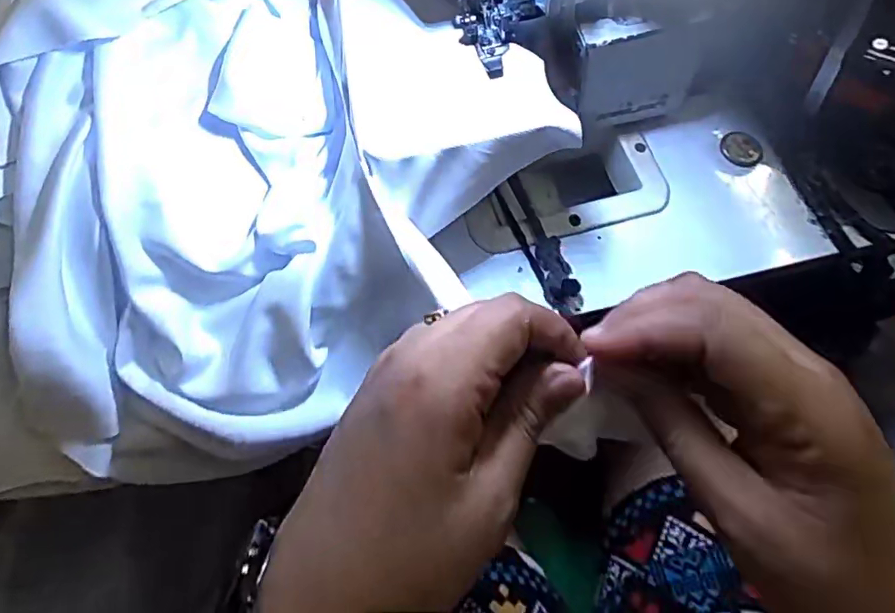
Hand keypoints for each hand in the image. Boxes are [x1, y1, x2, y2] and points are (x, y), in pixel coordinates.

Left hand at [258, 295, 586, 612]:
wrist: (313, 599)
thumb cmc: (410, 558)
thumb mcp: (488, 498)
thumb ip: (530, 419)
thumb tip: (571, 372)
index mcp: (439, 375)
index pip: (512, 313)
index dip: (556, 330)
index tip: (581, 370)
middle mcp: (410, 352)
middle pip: (486, 310)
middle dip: (530, 334)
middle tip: (558, 383)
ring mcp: (386, 365)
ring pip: (459, 321)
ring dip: (498, 343)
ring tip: (524, 393)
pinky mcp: (374, 384)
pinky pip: (433, 343)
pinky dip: (467, 354)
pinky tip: (478, 399)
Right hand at [582, 274, 894, 612]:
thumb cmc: (827, 581)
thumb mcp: (743, 519)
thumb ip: (679, 434)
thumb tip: (619, 371)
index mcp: (804, 396)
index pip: (714, 326)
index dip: (646, 325)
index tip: (590, 347)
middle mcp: (803, 363)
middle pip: (714, 304)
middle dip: (646, 314)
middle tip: (593, 350)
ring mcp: (797, 369)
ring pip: (716, 313)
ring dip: (658, 323)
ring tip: (610, 354)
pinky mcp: (786, 385)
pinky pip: (724, 345)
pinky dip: (678, 346)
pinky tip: (646, 366)